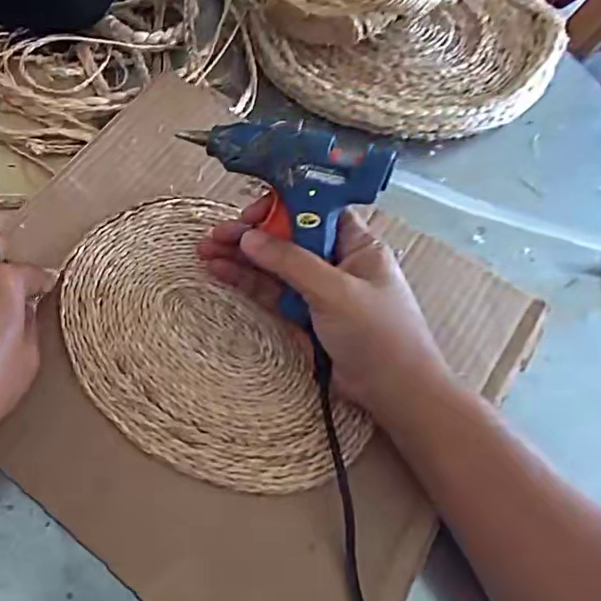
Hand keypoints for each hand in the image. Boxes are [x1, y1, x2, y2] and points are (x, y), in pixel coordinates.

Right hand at [197, 198, 449, 413]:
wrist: (395, 393)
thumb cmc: (379, 336)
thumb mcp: (335, 292)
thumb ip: (291, 262)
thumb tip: (249, 237)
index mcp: (356, 245)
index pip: (315, 211)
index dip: (281, 208)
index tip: (251, 215)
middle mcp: (336, 262)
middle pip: (287, 238)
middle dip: (250, 235)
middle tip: (214, 236)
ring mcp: (318, 289)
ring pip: (274, 265)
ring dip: (241, 258)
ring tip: (205, 253)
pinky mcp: (304, 315)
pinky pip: (271, 291)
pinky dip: (247, 281)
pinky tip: (221, 272)